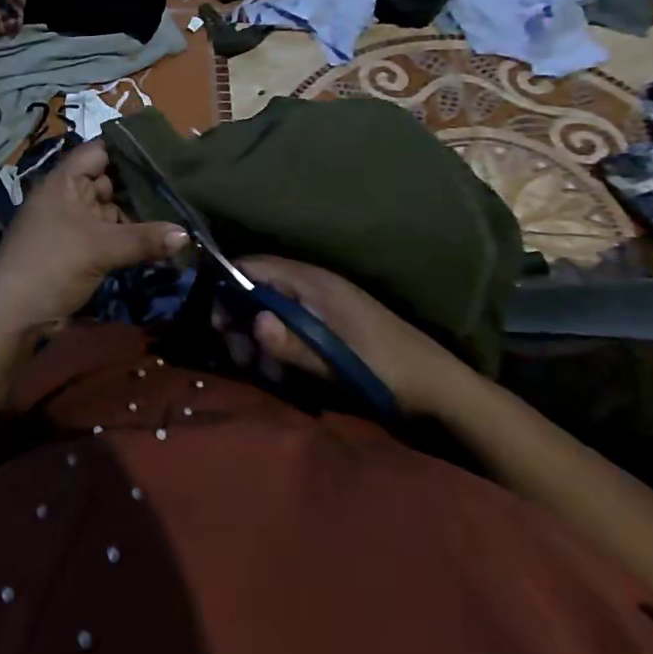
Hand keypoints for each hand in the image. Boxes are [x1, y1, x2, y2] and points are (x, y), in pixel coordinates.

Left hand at [0, 140, 188, 331]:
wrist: (12, 318)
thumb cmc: (50, 266)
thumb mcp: (99, 248)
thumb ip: (144, 239)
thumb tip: (188, 234)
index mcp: (64, 182)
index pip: (100, 150)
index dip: (129, 148)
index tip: (166, 151)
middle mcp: (69, 197)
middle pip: (111, 181)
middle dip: (143, 184)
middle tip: (184, 183)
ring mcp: (74, 225)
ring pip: (113, 211)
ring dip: (141, 214)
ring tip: (181, 211)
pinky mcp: (80, 250)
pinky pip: (111, 235)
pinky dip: (132, 238)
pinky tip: (162, 241)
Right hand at [214, 256, 471, 416]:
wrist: (438, 388)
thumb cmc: (388, 369)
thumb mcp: (337, 362)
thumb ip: (293, 343)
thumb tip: (252, 321)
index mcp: (315, 283)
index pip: (256, 266)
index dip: (228, 286)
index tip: (214, 320)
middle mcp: (314, 287)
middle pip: (258, 289)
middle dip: (241, 321)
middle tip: (240, 356)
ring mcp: (322, 306)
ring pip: (271, 312)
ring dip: (259, 340)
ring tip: (263, 370)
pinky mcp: (328, 326)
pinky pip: (289, 327)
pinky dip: (278, 346)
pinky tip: (281, 372)